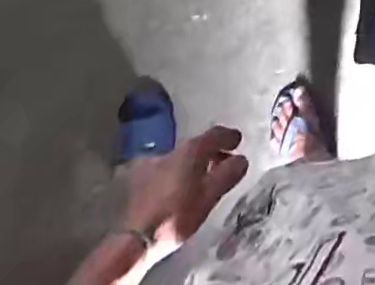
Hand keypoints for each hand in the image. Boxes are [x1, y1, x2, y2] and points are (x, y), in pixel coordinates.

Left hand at [118, 125, 249, 245]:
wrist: (133, 240)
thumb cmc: (177, 215)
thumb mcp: (209, 196)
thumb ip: (228, 174)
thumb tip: (241, 159)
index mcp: (192, 150)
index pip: (215, 134)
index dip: (229, 136)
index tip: (238, 141)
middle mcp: (172, 150)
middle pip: (198, 145)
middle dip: (212, 152)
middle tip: (223, 163)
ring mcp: (153, 163)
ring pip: (180, 157)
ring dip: (193, 164)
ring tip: (200, 178)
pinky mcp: (139, 180)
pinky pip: (166, 169)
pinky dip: (177, 173)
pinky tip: (177, 188)